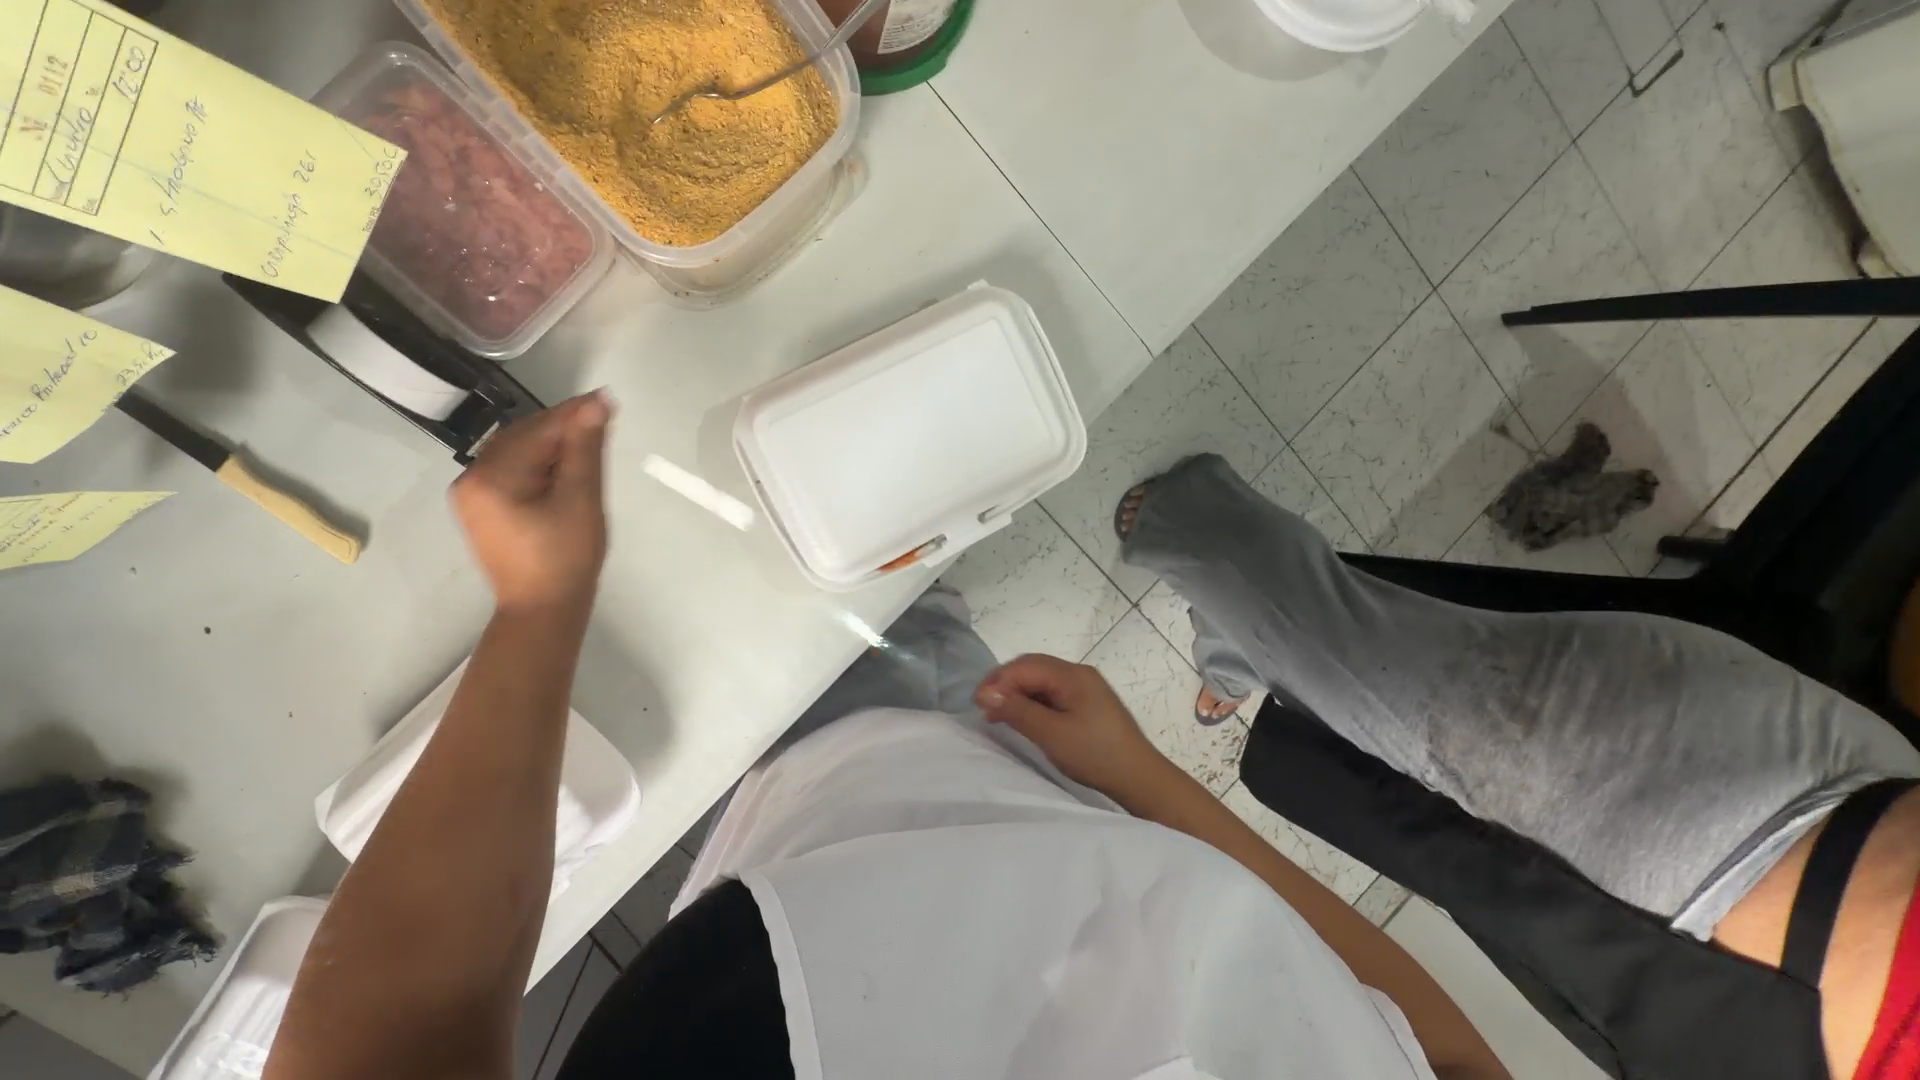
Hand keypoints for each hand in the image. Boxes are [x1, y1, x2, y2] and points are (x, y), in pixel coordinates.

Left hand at [451, 391, 611, 611]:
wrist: (543, 610)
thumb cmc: (566, 558)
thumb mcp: (581, 499)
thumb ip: (586, 448)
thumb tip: (596, 403)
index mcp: (490, 476)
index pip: (538, 430)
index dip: (575, 414)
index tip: (607, 400)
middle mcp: (471, 478)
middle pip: (524, 437)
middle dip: (563, 428)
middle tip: (603, 421)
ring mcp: (472, 495)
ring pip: (519, 453)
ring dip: (554, 445)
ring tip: (590, 445)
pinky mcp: (483, 508)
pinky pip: (513, 472)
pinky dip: (541, 465)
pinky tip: (567, 470)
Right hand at [974, 655, 1169, 796]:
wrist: (1140, 778)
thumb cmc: (1095, 754)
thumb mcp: (1051, 734)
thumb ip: (1017, 710)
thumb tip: (986, 692)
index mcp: (1072, 675)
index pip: (1025, 666)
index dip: (997, 681)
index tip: (976, 704)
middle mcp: (1079, 674)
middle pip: (1032, 668)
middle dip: (1005, 683)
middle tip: (983, 707)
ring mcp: (1085, 688)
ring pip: (1041, 681)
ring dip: (1017, 694)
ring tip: (997, 715)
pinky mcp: (1088, 703)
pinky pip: (1052, 693)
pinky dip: (1033, 702)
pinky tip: (1022, 719)